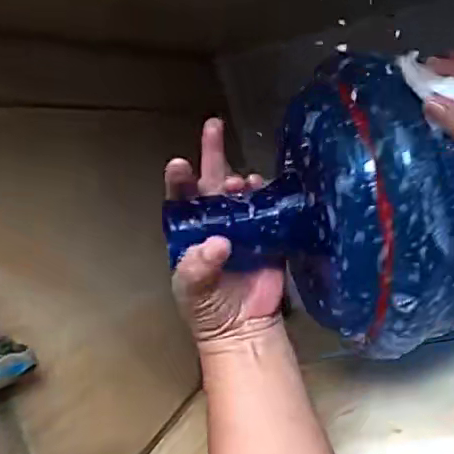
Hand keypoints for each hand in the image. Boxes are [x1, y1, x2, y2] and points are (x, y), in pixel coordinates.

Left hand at [164, 118, 282, 345]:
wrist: (244, 327)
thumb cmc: (208, 310)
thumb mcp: (192, 291)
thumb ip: (199, 268)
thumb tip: (218, 242)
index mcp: (190, 232)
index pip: (182, 199)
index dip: (181, 180)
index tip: (180, 163)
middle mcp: (217, 222)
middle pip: (214, 183)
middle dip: (213, 154)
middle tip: (213, 125)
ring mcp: (247, 228)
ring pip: (245, 194)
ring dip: (244, 182)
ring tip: (244, 181)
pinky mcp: (272, 237)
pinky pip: (274, 212)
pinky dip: (273, 199)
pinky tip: (269, 190)